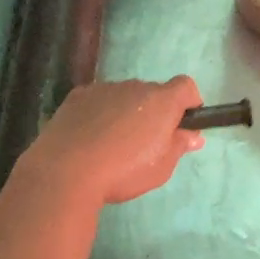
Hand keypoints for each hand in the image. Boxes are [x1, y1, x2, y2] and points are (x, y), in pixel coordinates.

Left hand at [16, 77, 203, 205]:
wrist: (66, 169)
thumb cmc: (123, 171)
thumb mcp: (161, 168)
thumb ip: (179, 146)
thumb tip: (193, 135)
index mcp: (161, 101)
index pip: (186, 86)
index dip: (189, 102)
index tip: (183, 124)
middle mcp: (134, 87)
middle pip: (153, 92)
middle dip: (154, 111)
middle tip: (145, 143)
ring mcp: (104, 88)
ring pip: (124, 96)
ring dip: (125, 111)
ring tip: (113, 144)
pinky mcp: (78, 95)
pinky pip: (98, 100)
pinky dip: (100, 112)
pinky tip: (89, 137)